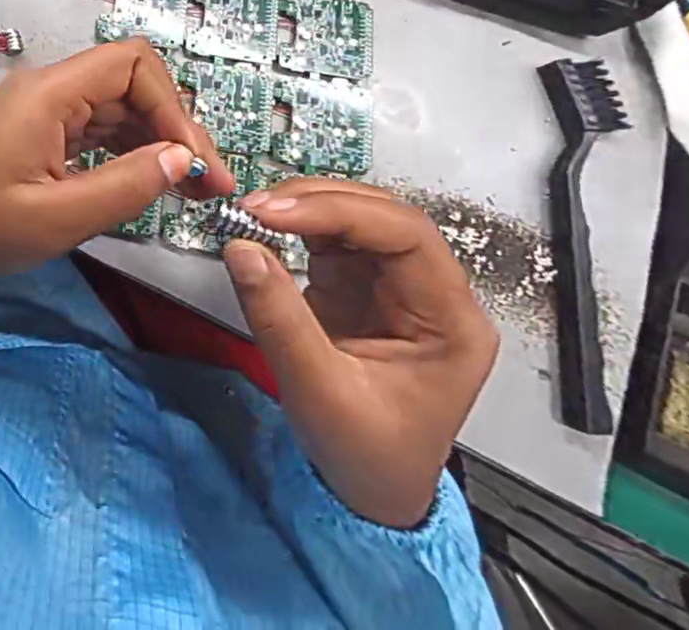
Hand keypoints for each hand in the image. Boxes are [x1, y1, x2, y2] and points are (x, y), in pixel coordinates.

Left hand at [0, 39, 235, 274]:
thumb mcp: (56, 218)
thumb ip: (125, 187)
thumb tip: (182, 160)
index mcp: (47, 94)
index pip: (132, 64)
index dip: (173, 107)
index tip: (193, 162)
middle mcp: (47, 89)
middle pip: (130, 85)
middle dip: (173, 129)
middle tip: (206, 185)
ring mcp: (42, 109)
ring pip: (117, 108)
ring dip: (154, 143)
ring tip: (188, 190)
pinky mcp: (38, 130)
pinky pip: (95, 129)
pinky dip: (126, 152)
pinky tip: (147, 182)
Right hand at [223, 177, 497, 527]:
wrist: (369, 488)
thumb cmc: (363, 451)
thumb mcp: (318, 391)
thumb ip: (279, 319)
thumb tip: (239, 247)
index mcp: (449, 320)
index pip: (405, 235)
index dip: (338, 212)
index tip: (271, 212)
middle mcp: (429, 291)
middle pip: (383, 215)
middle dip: (316, 201)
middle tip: (253, 208)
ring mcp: (391, 284)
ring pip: (356, 216)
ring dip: (303, 205)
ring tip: (252, 213)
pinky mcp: (356, 284)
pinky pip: (329, 235)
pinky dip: (293, 224)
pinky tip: (264, 226)